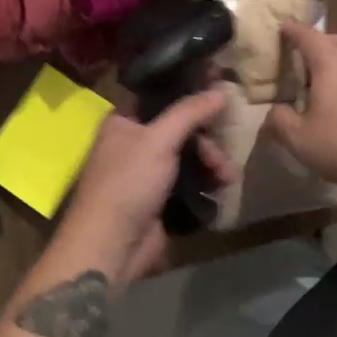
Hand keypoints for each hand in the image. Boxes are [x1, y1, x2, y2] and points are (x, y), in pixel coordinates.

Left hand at [54, 87, 235, 283]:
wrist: (109, 250)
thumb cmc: (127, 183)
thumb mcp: (159, 139)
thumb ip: (191, 111)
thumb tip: (223, 88)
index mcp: (124, 120)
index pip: (161, 94)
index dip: (190, 90)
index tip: (219, 86)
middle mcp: (134, 142)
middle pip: (180, 127)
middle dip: (206, 138)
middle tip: (223, 151)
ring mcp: (147, 172)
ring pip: (188, 154)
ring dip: (211, 161)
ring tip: (226, 177)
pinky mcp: (159, 199)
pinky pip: (189, 180)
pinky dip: (206, 180)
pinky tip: (222, 186)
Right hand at [262, 21, 336, 190]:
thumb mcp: (301, 140)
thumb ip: (280, 122)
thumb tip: (273, 110)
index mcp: (329, 62)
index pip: (307, 36)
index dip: (293, 31)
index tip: (283, 27)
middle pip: (332, 40)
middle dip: (316, 43)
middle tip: (303, 57)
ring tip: (327, 77)